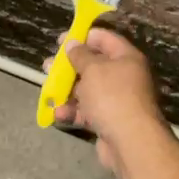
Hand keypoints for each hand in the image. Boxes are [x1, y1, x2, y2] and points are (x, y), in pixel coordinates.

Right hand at [43, 27, 168, 173]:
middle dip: (68, 66)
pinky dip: (73, 111)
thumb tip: (73, 43)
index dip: (83, 36)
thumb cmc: (112, 97)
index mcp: (126, 58)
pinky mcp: (109, 120)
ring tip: (48, 91)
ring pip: (87, 90)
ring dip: (66, 90)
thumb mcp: (93, 69)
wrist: (131, 142)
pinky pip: (88, 111)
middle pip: (93, 65)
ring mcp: (116, 100)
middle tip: (48, 66)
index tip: (61, 40)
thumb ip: (80, 54)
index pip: (104, 39)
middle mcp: (123, 77)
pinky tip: (58, 114)